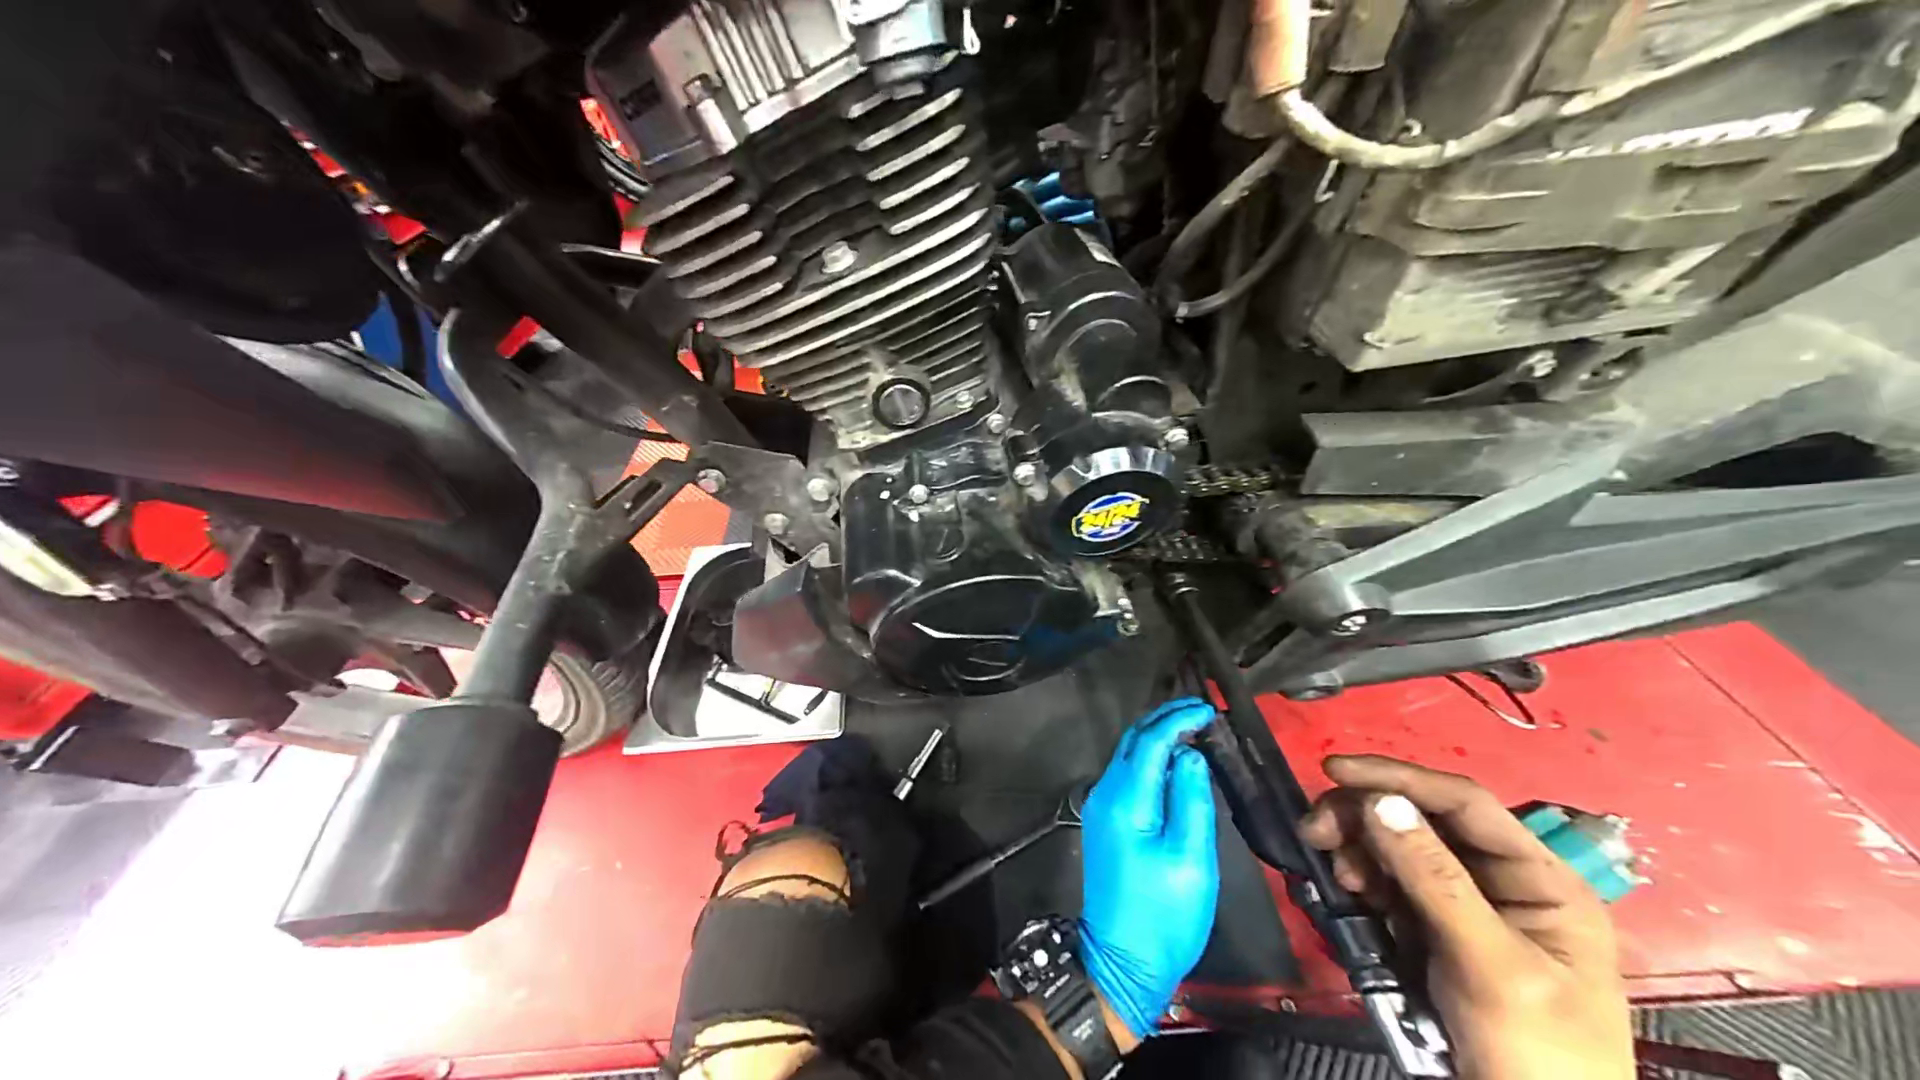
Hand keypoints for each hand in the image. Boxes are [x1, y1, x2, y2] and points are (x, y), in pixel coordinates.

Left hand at [1078, 697, 1219, 1038]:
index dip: (1176, 718)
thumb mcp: (1190, 858)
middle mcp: (1105, 794)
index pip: (1148, 741)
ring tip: (1194, 730)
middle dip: (1164, 719)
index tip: (1207, 708)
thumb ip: (1191, 799)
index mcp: (1125, 800)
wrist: (1121, 960)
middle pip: (1131, 741)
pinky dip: (1150, 759)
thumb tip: (1190, 755)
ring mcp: (1101, 807)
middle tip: (1201, 711)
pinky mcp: (1106, 821)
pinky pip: (1128, 776)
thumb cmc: (1163, 915)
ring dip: (1157, 737)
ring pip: (1127, 756)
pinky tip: (1174, 763)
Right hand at [1300, 755, 1633, 1079]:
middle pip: (1421, 818)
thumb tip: (1379, 802)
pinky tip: (1349, 893)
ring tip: (1337, 876)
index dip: (1397, 777)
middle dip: (1364, 817)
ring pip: (1397, 845)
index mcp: (1539, 879)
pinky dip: (1361, 877)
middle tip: (1316, 831)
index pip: (1463, 803)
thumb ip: (1435, 881)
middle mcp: (1501, 878)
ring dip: (1358, 848)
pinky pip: (1387, 880)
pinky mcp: (1432, 924)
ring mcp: (1465, 901)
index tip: (1333, 770)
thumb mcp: (1491, 967)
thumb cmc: (1537, 1054)